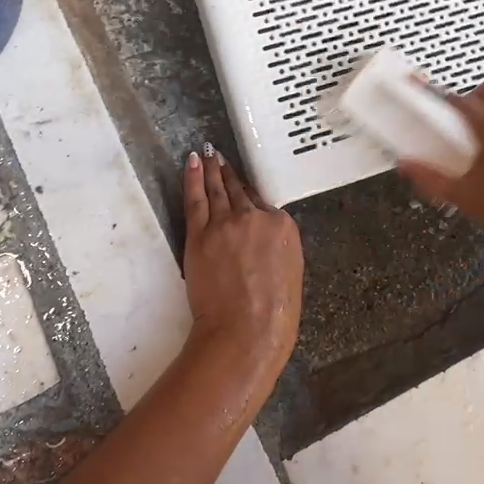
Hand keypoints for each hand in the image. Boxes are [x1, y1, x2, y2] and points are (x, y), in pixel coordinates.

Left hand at [181, 147, 303, 377]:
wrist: (247, 330)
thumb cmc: (275, 315)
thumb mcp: (290, 273)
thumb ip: (276, 248)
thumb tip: (262, 243)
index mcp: (283, 228)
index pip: (264, 206)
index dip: (251, 199)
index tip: (243, 189)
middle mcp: (255, 218)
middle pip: (240, 192)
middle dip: (229, 173)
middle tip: (221, 156)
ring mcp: (226, 223)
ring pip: (217, 190)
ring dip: (212, 169)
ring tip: (209, 153)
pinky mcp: (200, 233)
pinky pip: (195, 198)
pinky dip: (193, 177)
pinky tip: (193, 162)